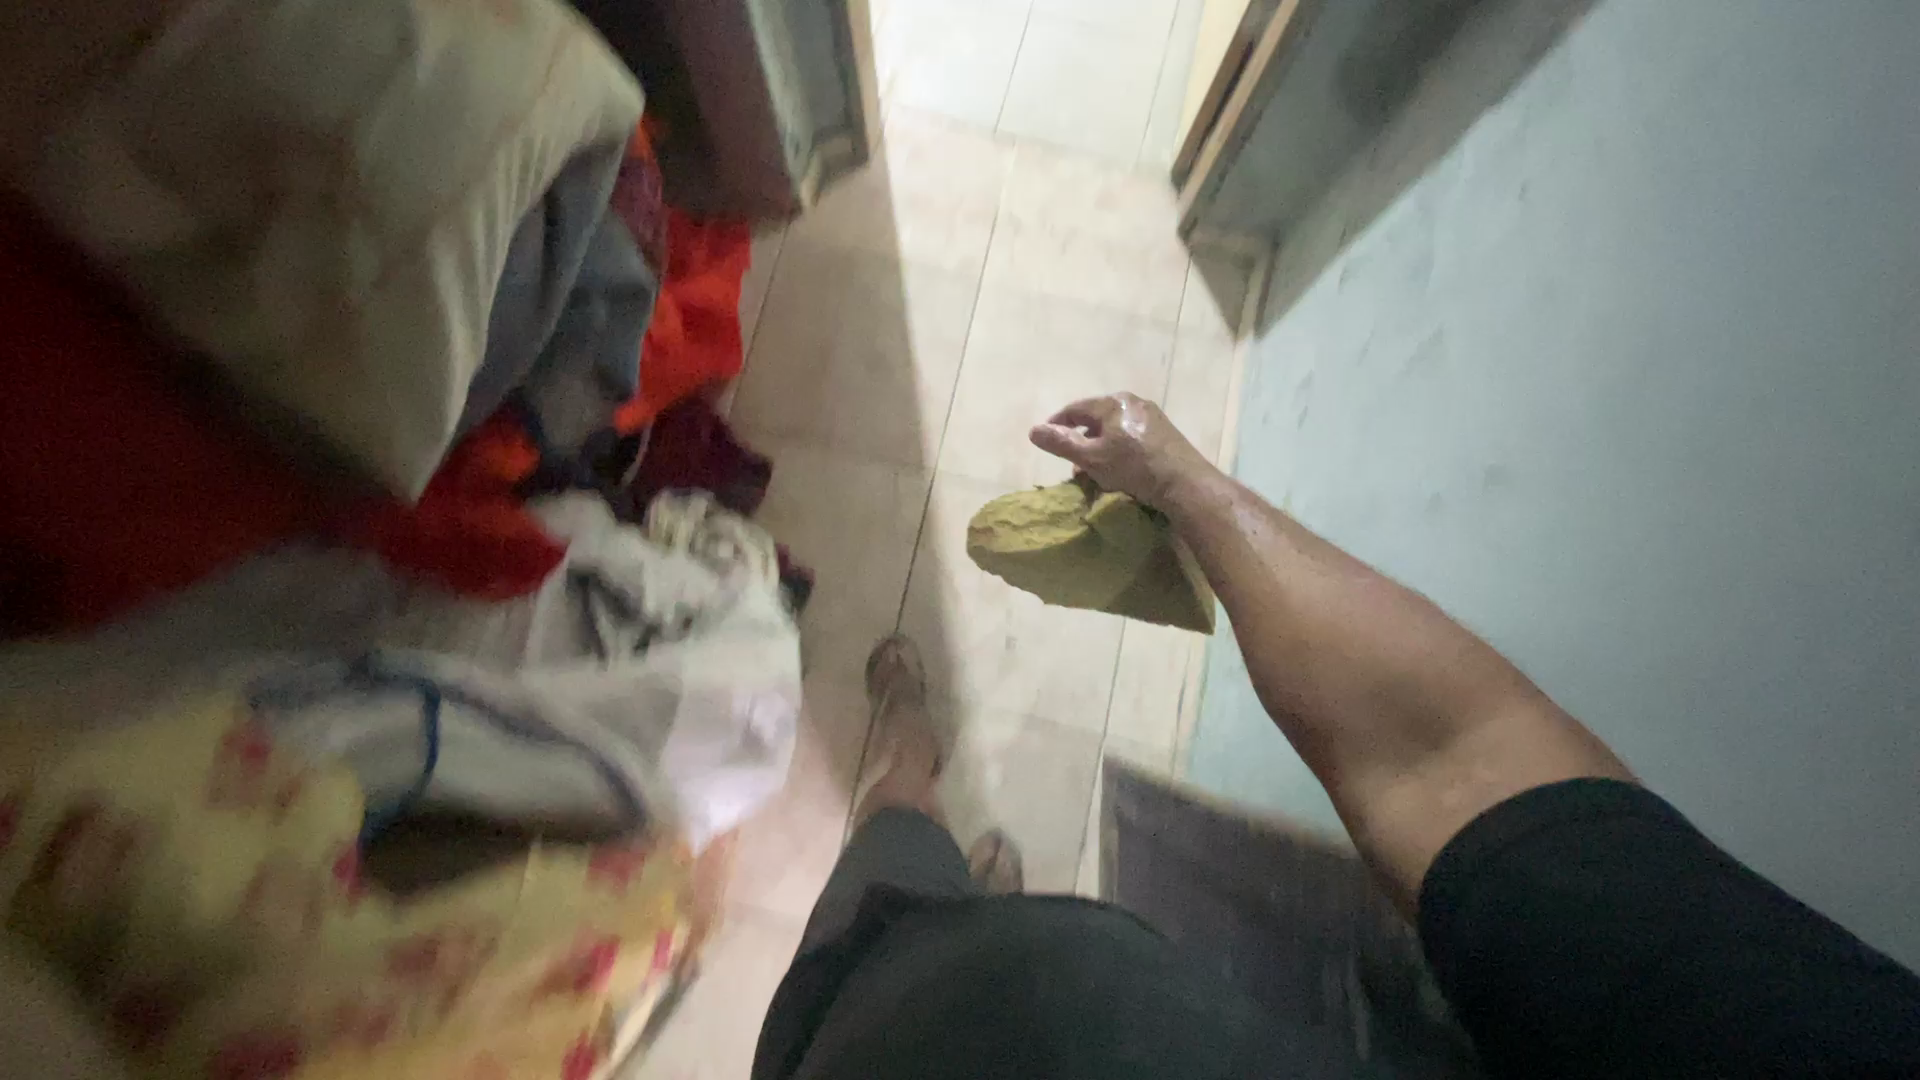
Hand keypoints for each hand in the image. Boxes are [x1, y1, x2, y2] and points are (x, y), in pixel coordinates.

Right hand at [1028, 393, 1213, 509]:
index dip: (1056, 424)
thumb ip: (1061, 443)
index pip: (1075, 409)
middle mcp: (1132, 402)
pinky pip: (1130, 437)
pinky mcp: (1163, 433)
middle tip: (1071, 461)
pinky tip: (1117, 469)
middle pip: (1095, 418)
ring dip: (1098, 448)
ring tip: (1093, 470)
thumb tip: (1033, 431)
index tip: (1046, 439)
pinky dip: (1116, 450)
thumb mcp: (1091, 458)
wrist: (1183, 483)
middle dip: (1080, 440)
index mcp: (1112, 403)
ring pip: (1113, 429)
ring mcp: (1151, 416)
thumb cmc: (1133, 467)